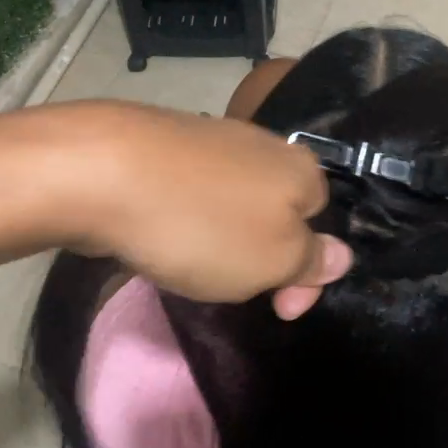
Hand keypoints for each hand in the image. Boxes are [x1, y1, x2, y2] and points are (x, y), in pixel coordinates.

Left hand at [23, 101, 351, 318]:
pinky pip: (195, 188)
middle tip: (229, 285)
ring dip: (223, 234)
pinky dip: (186, 213)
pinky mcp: (170, 143)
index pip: (323, 222)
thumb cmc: (202, 223)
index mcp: (302, 169)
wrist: (105, 172)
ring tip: (190, 261)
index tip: (277, 309)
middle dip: (261, 252)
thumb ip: (312, 260)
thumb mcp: (272, 259)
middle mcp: (266, 144)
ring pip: (236, 198)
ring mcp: (216, 138)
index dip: (306, 272)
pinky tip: (163, 230)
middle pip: (279, 208)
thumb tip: (342, 254)